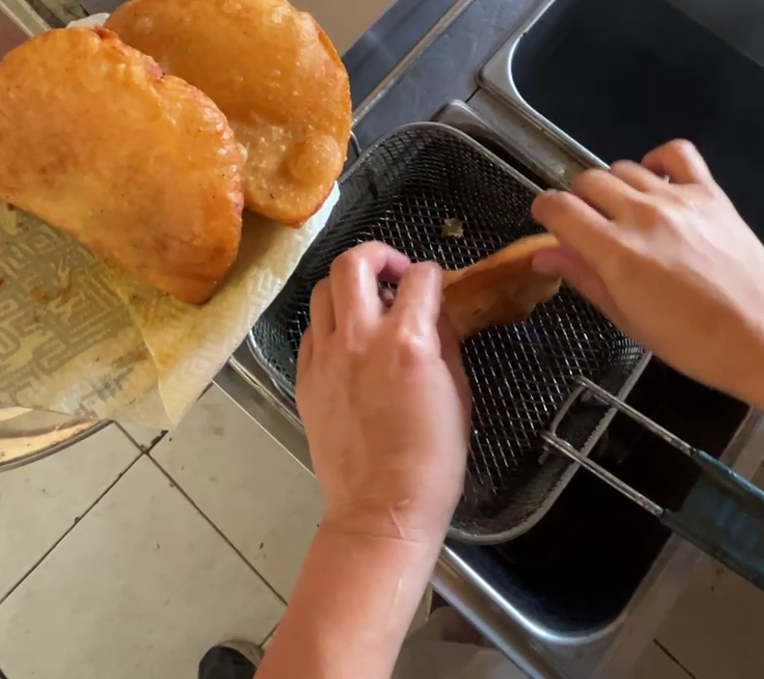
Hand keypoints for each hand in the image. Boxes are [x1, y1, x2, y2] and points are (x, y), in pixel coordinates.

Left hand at [297, 241, 470, 546]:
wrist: (381, 510)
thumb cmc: (434, 457)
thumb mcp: (458, 391)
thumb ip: (444, 338)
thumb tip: (433, 308)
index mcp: (407, 341)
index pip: (419, 276)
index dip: (433, 273)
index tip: (435, 283)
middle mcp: (360, 337)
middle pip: (354, 262)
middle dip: (379, 253)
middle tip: (394, 272)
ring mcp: (325, 356)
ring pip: (324, 288)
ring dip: (349, 285)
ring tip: (367, 303)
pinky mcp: (304, 376)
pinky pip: (312, 328)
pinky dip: (332, 321)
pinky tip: (349, 340)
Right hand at [529, 139, 763, 398]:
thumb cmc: (693, 343)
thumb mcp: (627, 319)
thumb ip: (583, 277)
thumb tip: (542, 256)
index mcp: (617, 253)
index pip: (559, 207)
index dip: (543, 210)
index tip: (546, 220)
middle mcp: (643, 216)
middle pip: (587, 181)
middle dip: (577, 201)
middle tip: (588, 226)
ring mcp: (679, 199)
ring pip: (624, 168)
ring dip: (613, 187)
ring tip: (625, 213)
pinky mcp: (710, 193)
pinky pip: (676, 152)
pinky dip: (657, 160)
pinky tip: (656, 183)